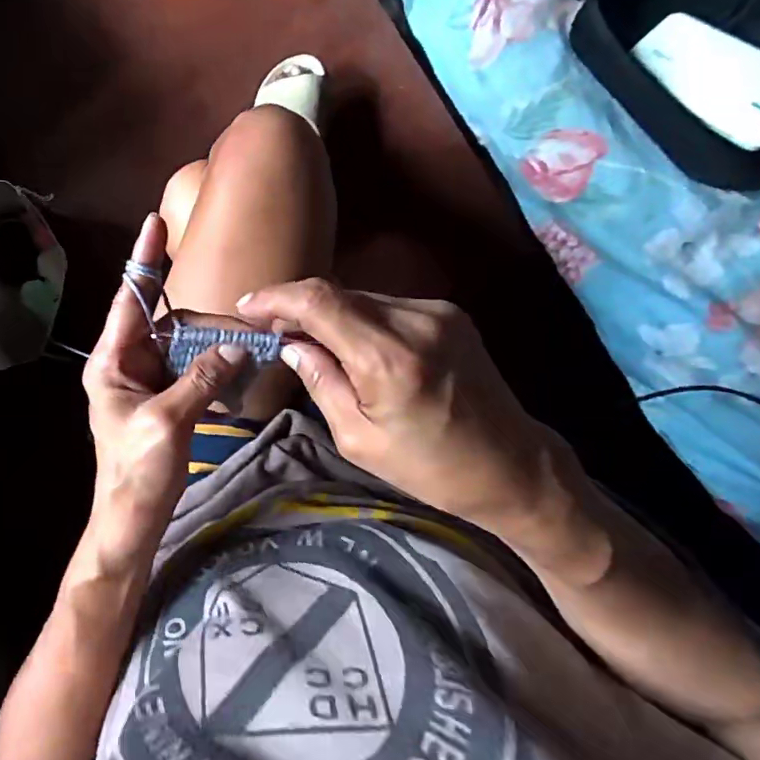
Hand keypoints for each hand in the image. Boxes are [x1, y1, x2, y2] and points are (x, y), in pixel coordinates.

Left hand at [81, 214, 251, 571]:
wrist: (132, 521)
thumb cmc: (135, 472)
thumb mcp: (168, 421)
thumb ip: (202, 380)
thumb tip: (238, 347)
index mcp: (112, 363)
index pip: (129, 301)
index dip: (143, 261)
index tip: (154, 223)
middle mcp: (126, 365)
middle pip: (166, 323)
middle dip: (203, 321)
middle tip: (243, 331)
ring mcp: (146, 384)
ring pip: (184, 347)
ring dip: (213, 348)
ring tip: (248, 350)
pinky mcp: (165, 402)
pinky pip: (192, 372)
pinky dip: (214, 371)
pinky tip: (238, 377)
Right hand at [237, 279, 574, 535]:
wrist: (514, 467)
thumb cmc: (430, 467)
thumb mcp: (357, 438)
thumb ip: (320, 381)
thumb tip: (290, 344)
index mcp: (389, 358)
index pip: (318, 301)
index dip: (275, 298)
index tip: (245, 308)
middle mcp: (415, 322)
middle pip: (336, 292)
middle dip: (295, 306)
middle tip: (269, 329)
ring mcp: (437, 313)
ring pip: (358, 296)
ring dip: (326, 313)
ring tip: (305, 339)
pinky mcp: (448, 314)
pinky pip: (383, 305)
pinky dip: (355, 318)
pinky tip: (347, 343)